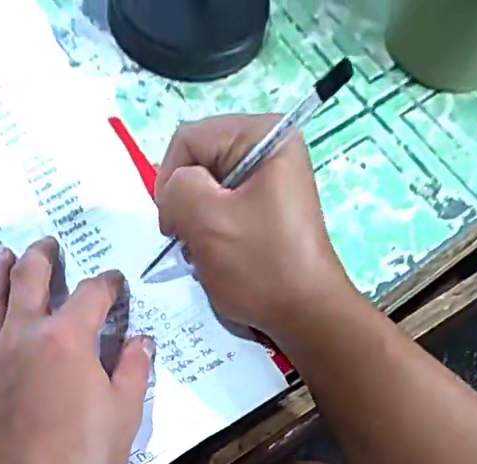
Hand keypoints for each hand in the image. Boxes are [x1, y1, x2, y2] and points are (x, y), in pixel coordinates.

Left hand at [0, 237, 154, 463]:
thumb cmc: (86, 458)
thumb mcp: (125, 414)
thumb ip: (133, 370)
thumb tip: (140, 340)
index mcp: (69, 338)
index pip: (92, 295)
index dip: (108, 285)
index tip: (116, 285)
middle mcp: (26, 335)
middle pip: (31, 280)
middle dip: (44, 257)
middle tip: (49, 245)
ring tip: (4, 255)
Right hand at [154, 114, 353, 337]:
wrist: (306, 315)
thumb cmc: (260, 267)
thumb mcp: (208, 222)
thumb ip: (178, 190)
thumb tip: (174, 192)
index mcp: (263, 135)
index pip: (189, 139)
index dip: (170, 182)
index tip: (172, 228)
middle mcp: (271, 149)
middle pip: (200, 164)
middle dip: (188, 205)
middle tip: (192, 244)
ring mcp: (272, 182)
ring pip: (210, 192)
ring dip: (199, 226)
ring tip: (209, 255)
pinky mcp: (270, 212)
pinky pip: (227, 212)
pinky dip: (215, 236)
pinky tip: (221, 259)